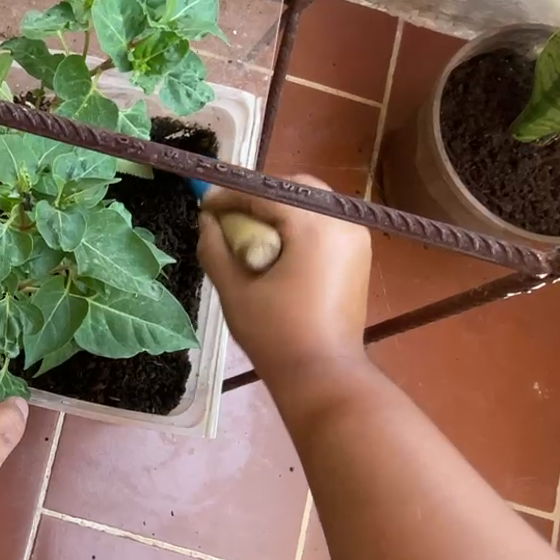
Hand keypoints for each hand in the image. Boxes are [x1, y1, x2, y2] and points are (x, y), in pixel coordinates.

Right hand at [197, 174, 372, 389]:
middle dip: (259, 196)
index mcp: (315, 227)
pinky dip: (297, 225)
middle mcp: (343, 222)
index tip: (203, 204)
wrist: (321, 372)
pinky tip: (274, 251)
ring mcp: (356, 237)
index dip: (231, 194)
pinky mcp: (357, 254)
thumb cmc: (274, 333)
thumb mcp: (234, 290)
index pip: (267, 192)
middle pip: (297, 188)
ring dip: (278, 210)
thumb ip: (215, 248)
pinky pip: (323, 223)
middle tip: (228, 219)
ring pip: (312, 203)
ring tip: (248, 236)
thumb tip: (207, 221)